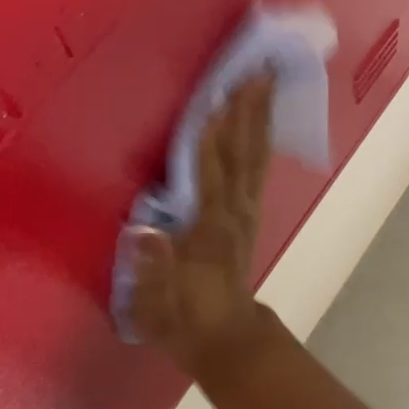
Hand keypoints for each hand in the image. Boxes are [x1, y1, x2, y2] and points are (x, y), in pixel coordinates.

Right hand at [127, 77, 278, 377]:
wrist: (226, 339)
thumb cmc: (185, 318)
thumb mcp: (160, 302)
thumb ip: (152, 266)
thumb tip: (143, 230)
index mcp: (210, 225)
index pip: (210, 169)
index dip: (212, 133)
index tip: (218, 95)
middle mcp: (234, 208)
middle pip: (242, 150)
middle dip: (248, 109)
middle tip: (257, 69)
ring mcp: (246, 208)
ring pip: (255, 152)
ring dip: (260, 114)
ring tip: (265, 80)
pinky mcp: (250, 210)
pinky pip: (258, 163)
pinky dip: (261, 134)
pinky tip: (262, 117)